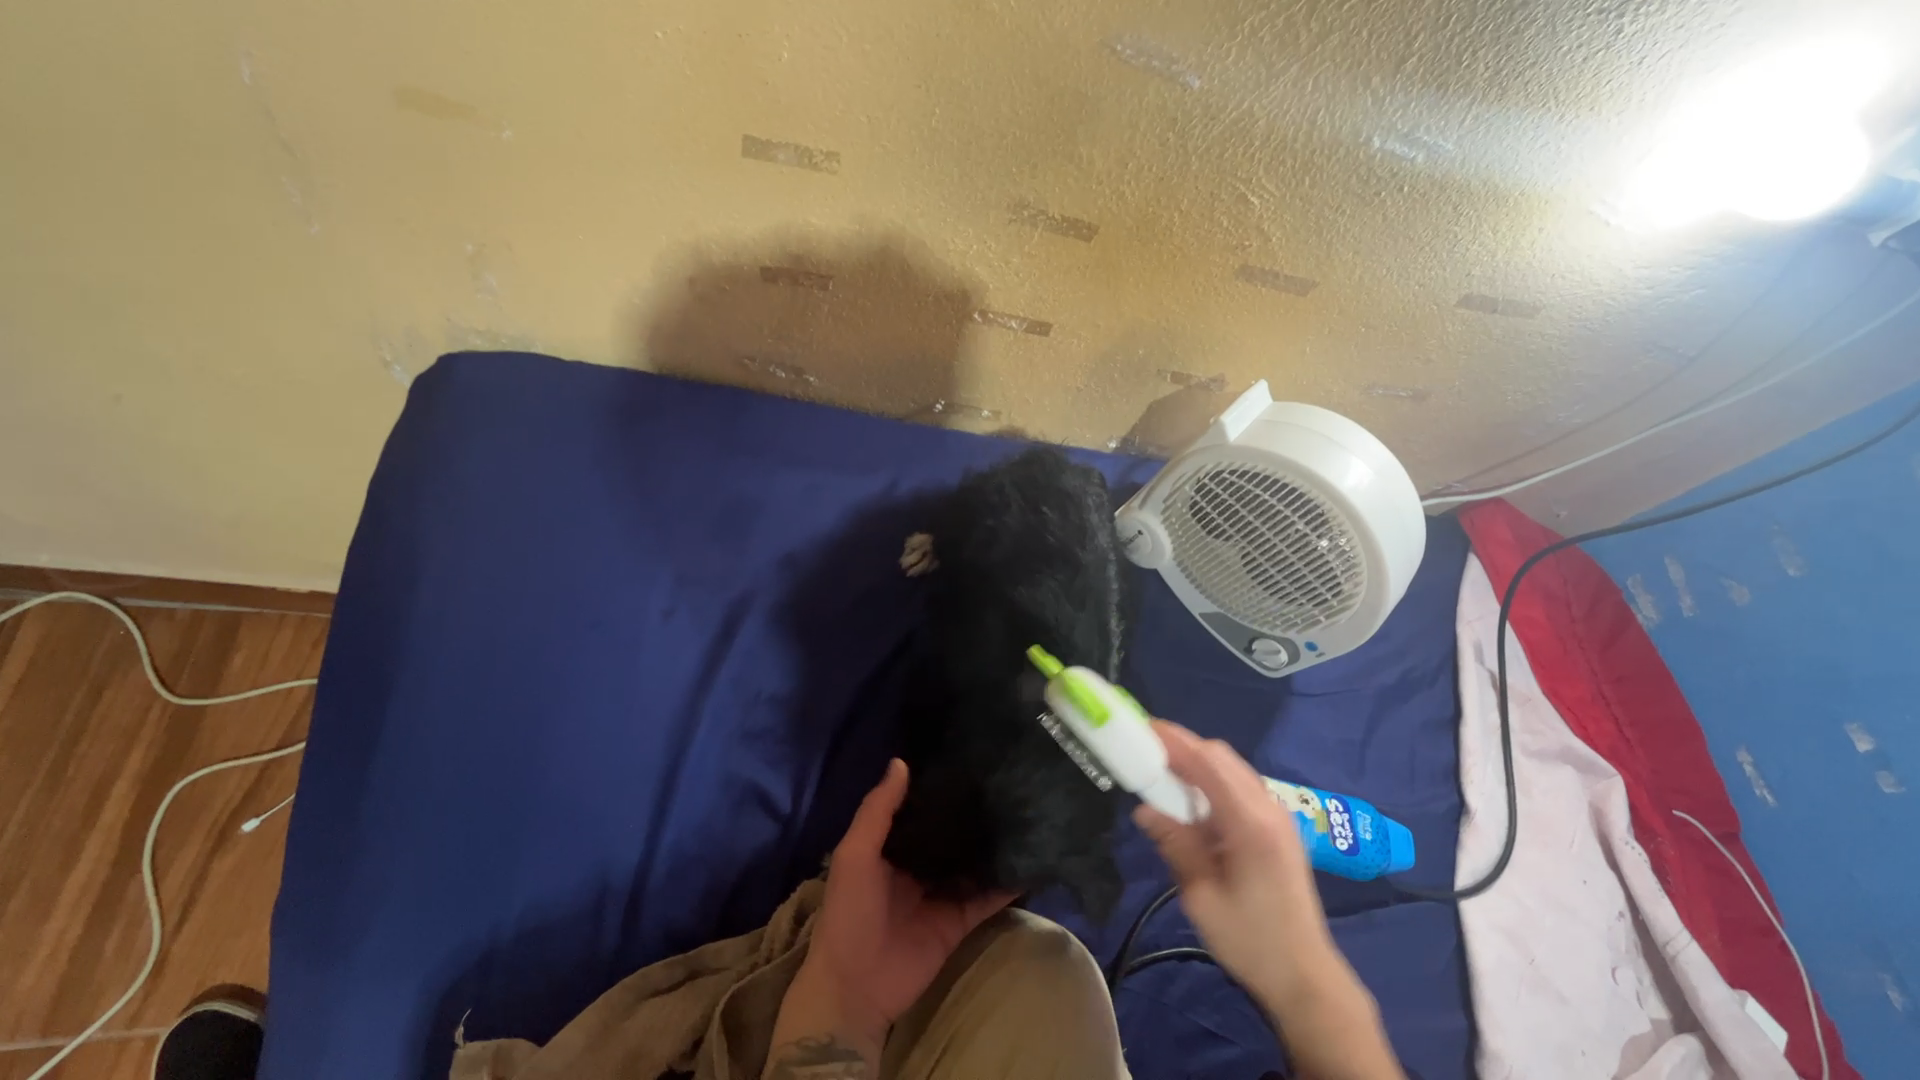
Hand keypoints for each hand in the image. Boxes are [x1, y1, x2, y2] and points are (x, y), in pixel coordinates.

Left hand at [792, 758, 1012, 1046]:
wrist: (855, 987)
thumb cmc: (848, 912)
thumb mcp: (855, 854)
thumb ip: (878, 811)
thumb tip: (902, 761)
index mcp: (889, 848)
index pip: (918, 810)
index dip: (937, 789)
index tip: (967, 759)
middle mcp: (918, 867)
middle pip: (950, 835)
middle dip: (971, 815)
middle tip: (1007, 782)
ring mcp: (941, 894)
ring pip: (973, 863)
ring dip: (994, 845)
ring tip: (1027, 812)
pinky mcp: (959, 922)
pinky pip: (988, 898)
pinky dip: (1008, 884)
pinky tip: (1033, 861)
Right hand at [1132, 722, 1333, 1005]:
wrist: (1305, 976)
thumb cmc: (1250, 941)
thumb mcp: (1201, 896)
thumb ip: (1175, 844)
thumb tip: (1144, 809)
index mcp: (1250, 823)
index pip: (1208, 762)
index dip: (1173, 740)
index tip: (1140, 728)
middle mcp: (1268, 809)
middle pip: (1222, 757)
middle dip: (1182, 746)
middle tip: (1143, 751)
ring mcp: (1278, 817)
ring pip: (1233, 769)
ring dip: (1198, 763)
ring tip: (1160, 772)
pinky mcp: (1278, 829)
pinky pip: (1240, 788)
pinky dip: (1212, 781)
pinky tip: (1190, 800)